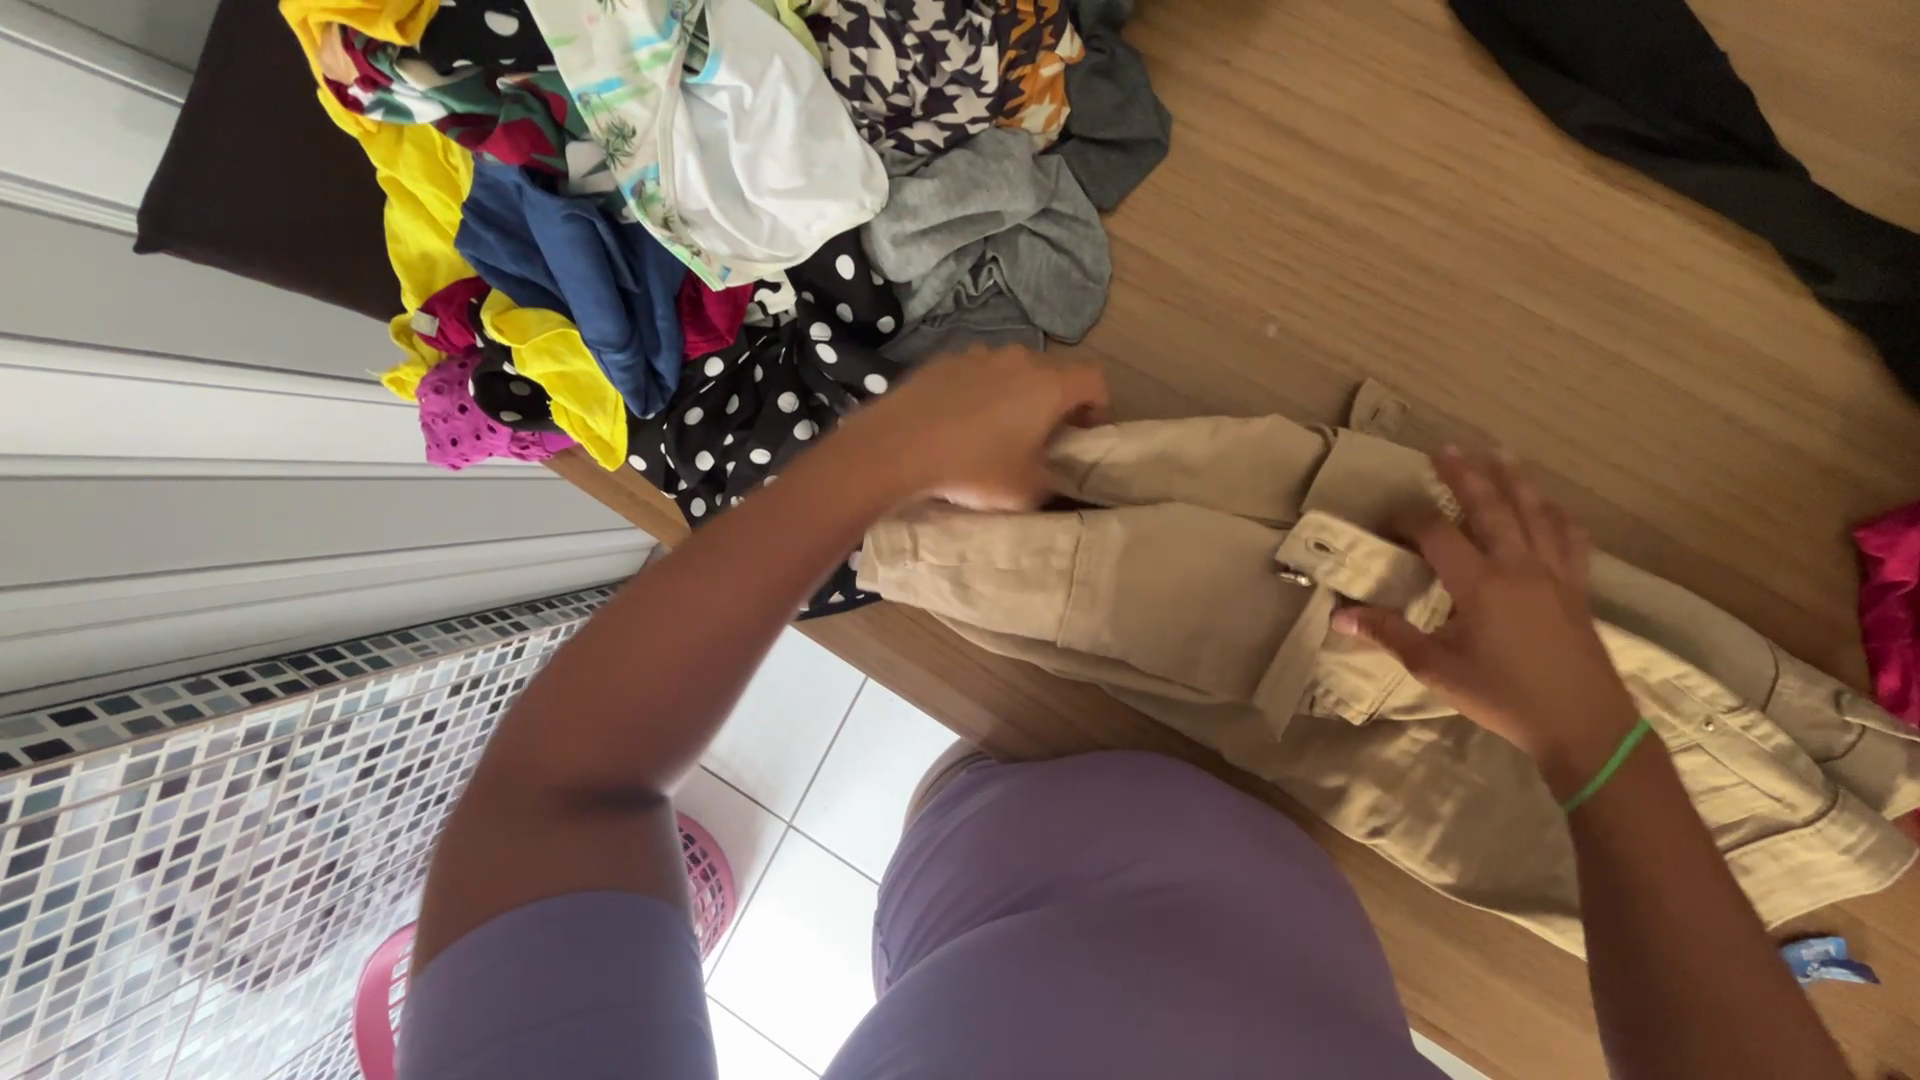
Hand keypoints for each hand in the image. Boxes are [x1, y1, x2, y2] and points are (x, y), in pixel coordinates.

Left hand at [837, 347, 1108, 509]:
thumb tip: (1050, 480)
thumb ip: (1050, 484)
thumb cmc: (972, 468)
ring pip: (1011, 371)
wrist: (896, 447)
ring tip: (995, 431)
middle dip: (1054, 402)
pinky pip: (974, 374)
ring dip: (1014, 394)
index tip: (1082, 434)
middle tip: (1040, 437)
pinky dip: (977, 393)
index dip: (1097, 406)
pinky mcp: (943, 361)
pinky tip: (957, 424)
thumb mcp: (1023, 491)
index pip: (1095, 380)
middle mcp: (1019, 359)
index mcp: (1049, 386)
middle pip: (1053, 373)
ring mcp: (978, 355)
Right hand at [1330, 448, 1639, 796]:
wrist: (1584, 725)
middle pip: (1490, 507)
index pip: (1436, 533)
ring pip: (1535, 513)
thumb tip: (1339, 614)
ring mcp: (1554, 574)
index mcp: (1479, 584)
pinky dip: (1558, 516)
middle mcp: (1518, 567)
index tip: (1386, 521)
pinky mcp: (1577, 589)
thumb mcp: (1435, 668)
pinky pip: (1570, 539)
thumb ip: (1389, 634)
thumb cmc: (1503, 696)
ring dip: (1514, 480)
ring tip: (1500, 454)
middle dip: (1465, 474)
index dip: (1408, 518)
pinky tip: (1551, 506)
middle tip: (1446, 447)